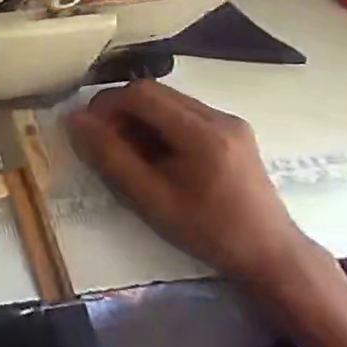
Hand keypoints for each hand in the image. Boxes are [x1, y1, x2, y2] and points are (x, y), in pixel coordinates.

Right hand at [65, 80, 321, 285]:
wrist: (271, 255)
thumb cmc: (209, 233)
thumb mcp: (152, 200)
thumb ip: (111, 158)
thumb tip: (75, 121)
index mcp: (202, 133)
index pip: (141, 94)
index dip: (106, 105)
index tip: (88, 131)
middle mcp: (218, 116)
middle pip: (154, 91)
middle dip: (120, 109)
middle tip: (103, 141)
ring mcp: (229, 120)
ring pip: (168, 100)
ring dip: (139, 117)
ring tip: (127, 151)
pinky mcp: (232, 130)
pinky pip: (184, 113)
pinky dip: (159, 124)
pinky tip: (155, 154)